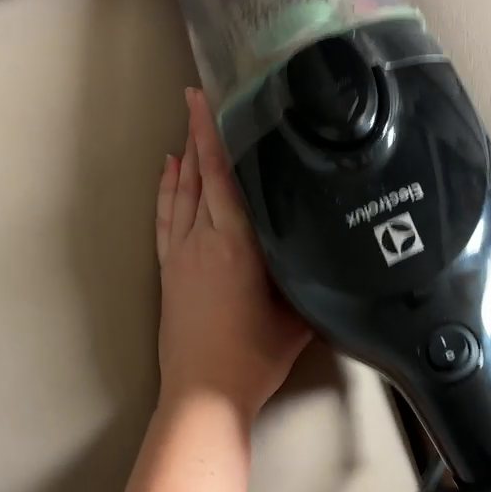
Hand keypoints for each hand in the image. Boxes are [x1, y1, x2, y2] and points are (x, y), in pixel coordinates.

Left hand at [155, 87, 309, 417]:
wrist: (204, 393)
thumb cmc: (252, 360)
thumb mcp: (296, 320)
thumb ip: (307, 281)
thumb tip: (325, 256)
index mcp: (237, 245)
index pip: (224, 177)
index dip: (215, 134)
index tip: (208, 98)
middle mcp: (203, 241)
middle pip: (200, 178)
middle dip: (199, 136)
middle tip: (199, 100)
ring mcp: (181, 257)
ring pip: (180, 196)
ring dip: (184, 162)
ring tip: (187, 132)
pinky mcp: (169, 274)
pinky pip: (165, 221)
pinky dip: (166, 195)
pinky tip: (168, 178)